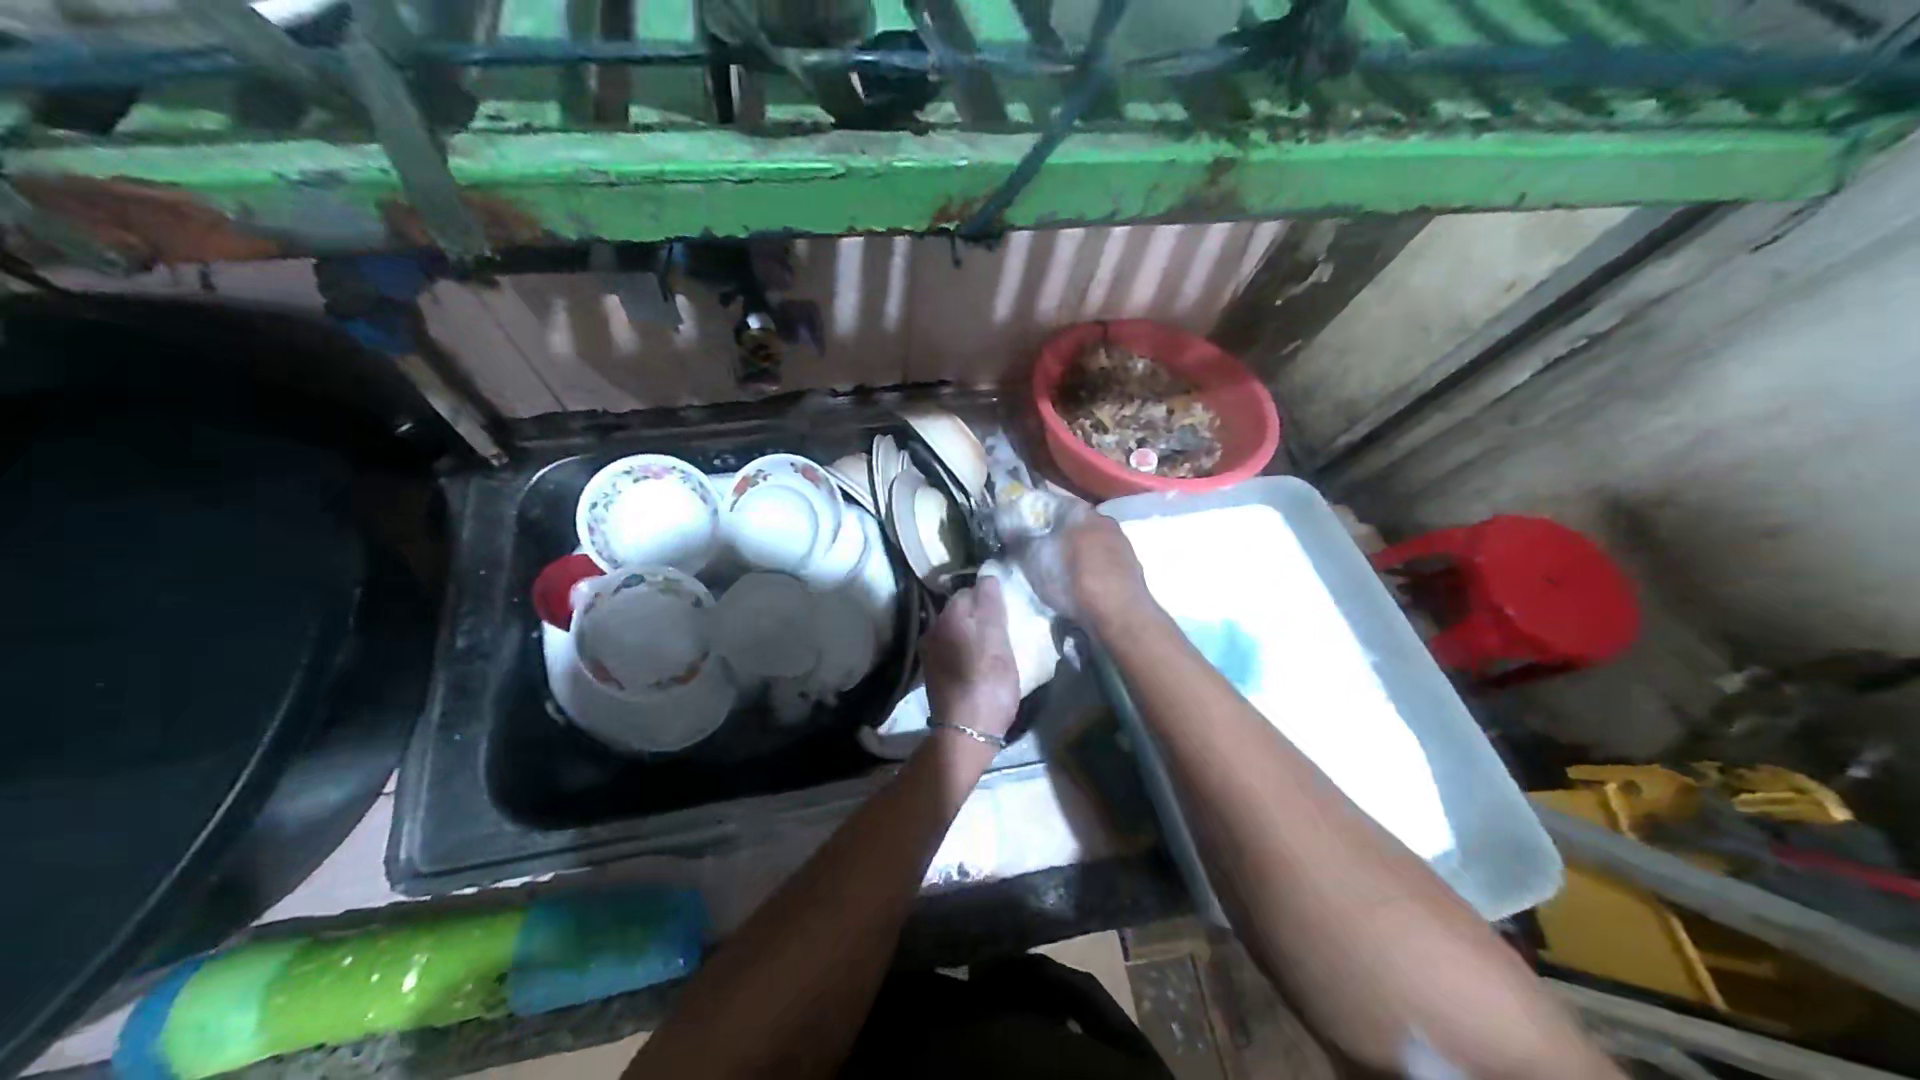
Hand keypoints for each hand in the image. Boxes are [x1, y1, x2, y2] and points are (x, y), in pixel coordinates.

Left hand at [921, 576, 1019, 738]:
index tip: (1008, 608)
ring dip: (973, 633)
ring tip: (995, 646)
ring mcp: (930, 653)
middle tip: (1005, 627)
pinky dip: (966, 650)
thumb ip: (991, 606)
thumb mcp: (998, 641)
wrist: (965, 732)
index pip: (970, 591)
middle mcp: (933, 630)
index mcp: (949, 617)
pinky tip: (980, 663)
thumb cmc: (987, 683)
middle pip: (960, 611)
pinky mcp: (933, 673)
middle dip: (980, 614)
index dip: (990, 596)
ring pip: (956, 631)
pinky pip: (952, 649)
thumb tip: (987, 575)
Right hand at [1006, 496, 1150, 626]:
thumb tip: (1009, 529)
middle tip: (1041, 550)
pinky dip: (1093, 567)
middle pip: (1075, 523)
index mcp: (1081, 512)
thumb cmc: (1073, 581)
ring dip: (1077, 551)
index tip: (1025, 529)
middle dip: (1058, 534)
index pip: (1054, 504)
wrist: (1119, 614)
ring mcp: (1122, 543)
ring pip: (1091, 541)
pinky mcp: (1132, 566)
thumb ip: (1021, 541)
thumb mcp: (1036, 562)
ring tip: (1062, 570)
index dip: (1037, 516)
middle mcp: (1105, 520)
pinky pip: (1104, 560)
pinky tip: (1084, 583)